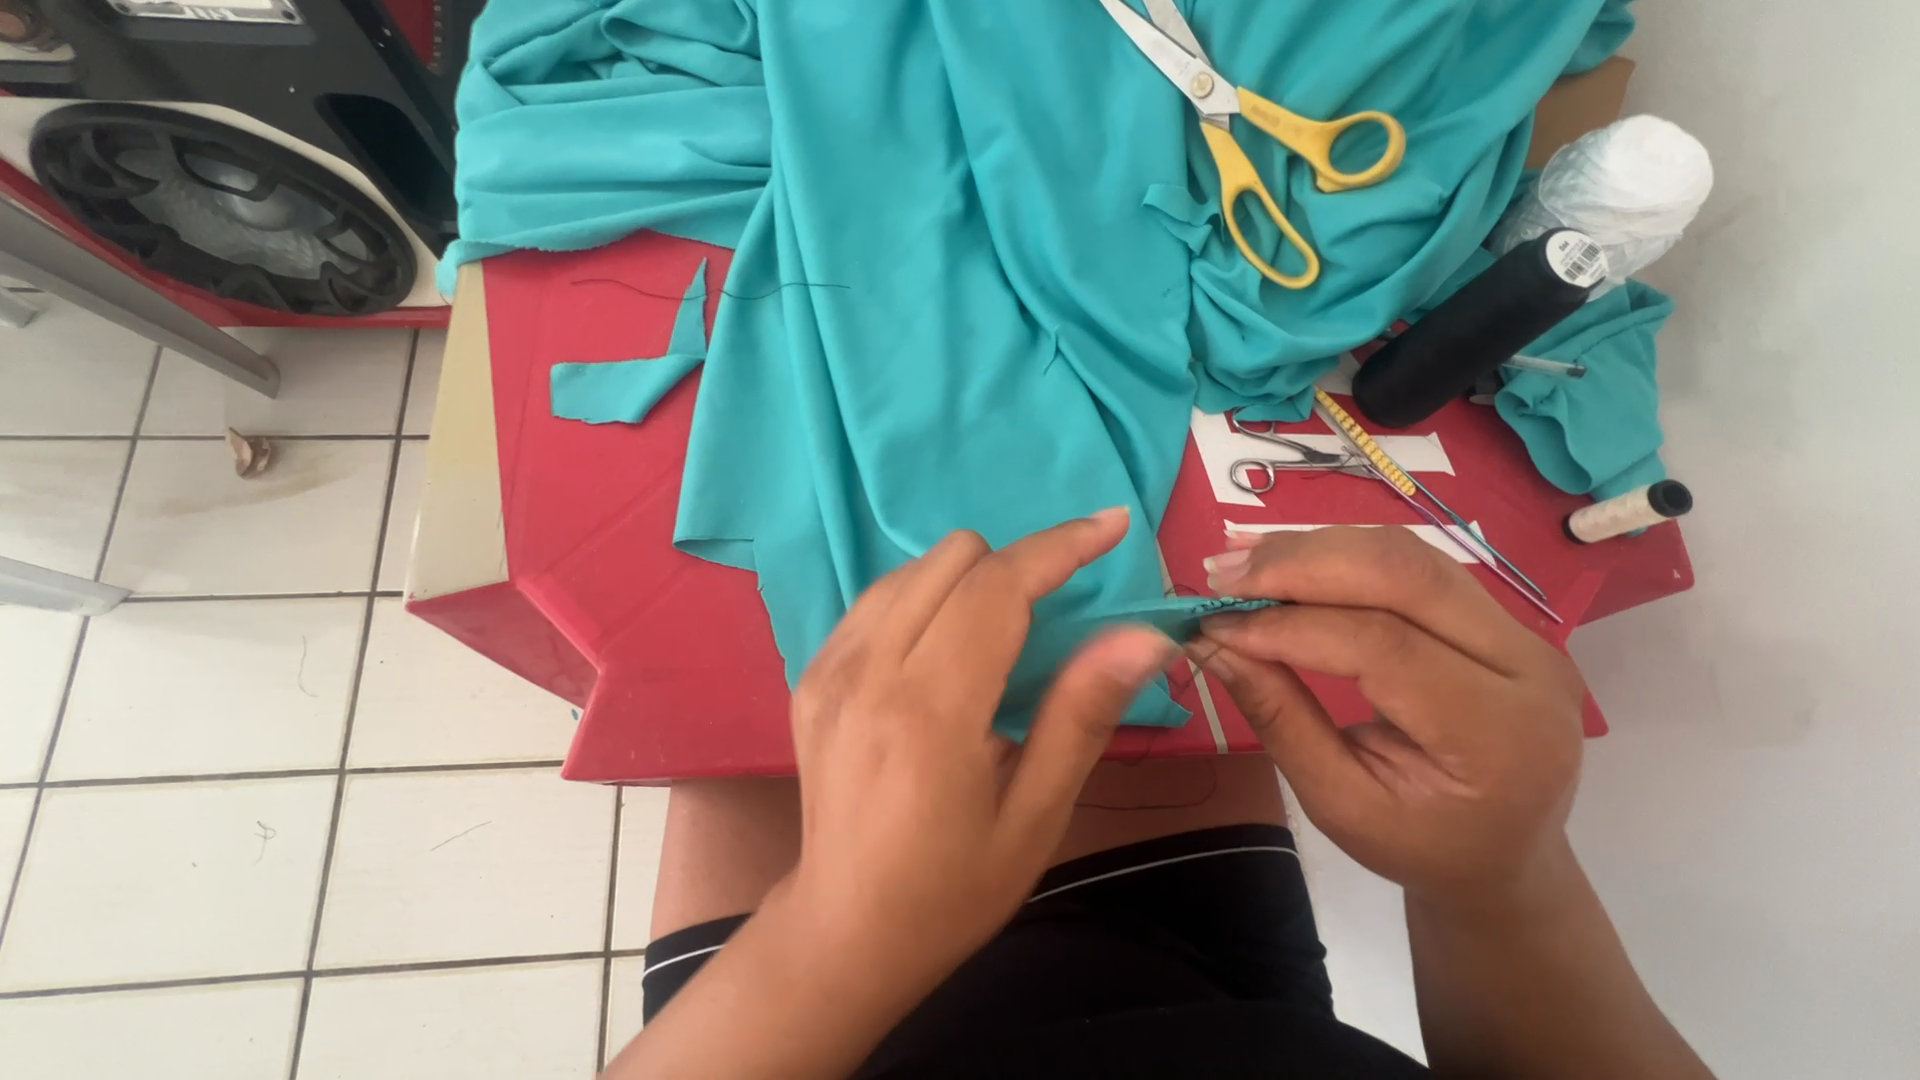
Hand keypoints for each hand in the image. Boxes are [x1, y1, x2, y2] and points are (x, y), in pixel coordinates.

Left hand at [787, 508, 1176, 974]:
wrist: (845, 927)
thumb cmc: (953, 887)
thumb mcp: (1036, 815)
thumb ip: (1082, 715)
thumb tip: (1142, 635)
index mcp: (929, 713)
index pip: (998, 588)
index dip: (1060, 547)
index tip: (1110, 525)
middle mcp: (867, 673)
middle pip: (954, 559)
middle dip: (1016, 569)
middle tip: (1048, 622)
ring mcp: (828, 669)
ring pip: (914, 568)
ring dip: (970, 581)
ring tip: (996, 640)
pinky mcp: (811, 674)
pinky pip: (879, 598)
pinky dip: (925, 601)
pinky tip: (941, 654)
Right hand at [1189, 526, 1586, 911]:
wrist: (1503, 855)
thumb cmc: (1419, 844)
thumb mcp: (1338, 802)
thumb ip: (1280, 719)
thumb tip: (1212, 644)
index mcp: (1495, 734)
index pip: (1384, 647)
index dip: (1289, 626)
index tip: (1214, 624)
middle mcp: (1525, 665)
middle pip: (1405, 575)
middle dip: (1300, 564)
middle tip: (1221, 574)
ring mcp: (1521, 632)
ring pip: (1408, 555)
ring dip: (1315, 548)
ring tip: (1240, 560)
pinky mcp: (1499, 617)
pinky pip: (1411, 564)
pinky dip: (1339, 554)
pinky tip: (1285, 559)